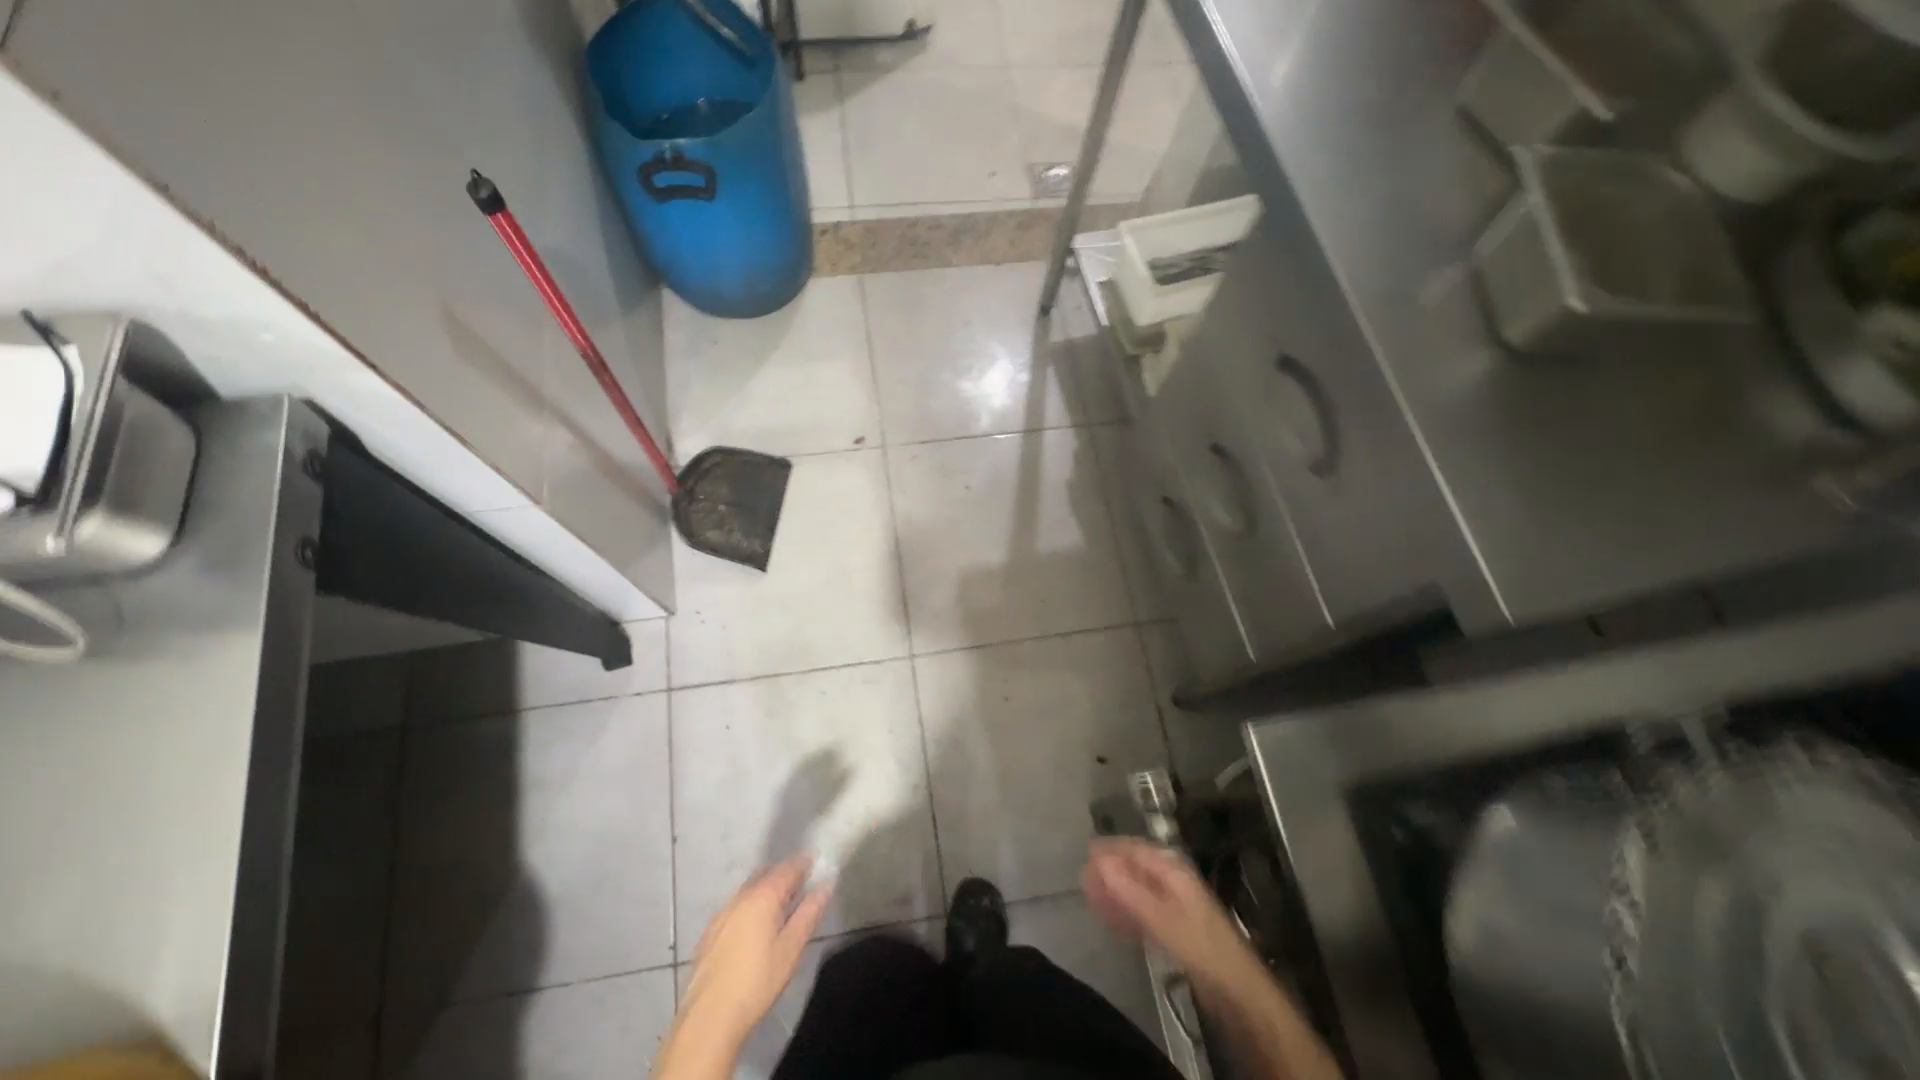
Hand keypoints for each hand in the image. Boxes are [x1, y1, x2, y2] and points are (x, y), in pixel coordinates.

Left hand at [679, 856, 834, 1045]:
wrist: (710, 1015)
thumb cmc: (758, 980)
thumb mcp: (791, 947)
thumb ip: (809, 913)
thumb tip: (826, 885)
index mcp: (761, 898)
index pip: (785, 870)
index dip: (802, 864)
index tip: (815, 861)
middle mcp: (738, 899)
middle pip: (764, 876)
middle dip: (782, 874)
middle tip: (801, 881)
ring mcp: (721, 916)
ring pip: (747, 891)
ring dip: (765, 890)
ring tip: (781, 903)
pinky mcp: (710, 934)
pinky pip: (736, 907)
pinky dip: (750, 905)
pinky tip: (755, 924)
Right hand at [1082, 838, 1262, 994]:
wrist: (1235, 987)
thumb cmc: (1199, 946)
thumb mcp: (1161, 916)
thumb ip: (1129, 889)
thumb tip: (1099, 860)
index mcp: (1174, 873)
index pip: (1138, 851)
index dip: (1112, 850)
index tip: (1086, 853)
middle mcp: (1174, 885)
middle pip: (1137, 871)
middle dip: (1111, 873)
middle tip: (1083, 880)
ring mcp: (1175, 908)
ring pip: (1139, 893)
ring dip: (1116, 894)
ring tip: (1091, 899)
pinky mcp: (1174, 932)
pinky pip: (1144, 915)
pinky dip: (1127, 915)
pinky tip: (1112, 923)